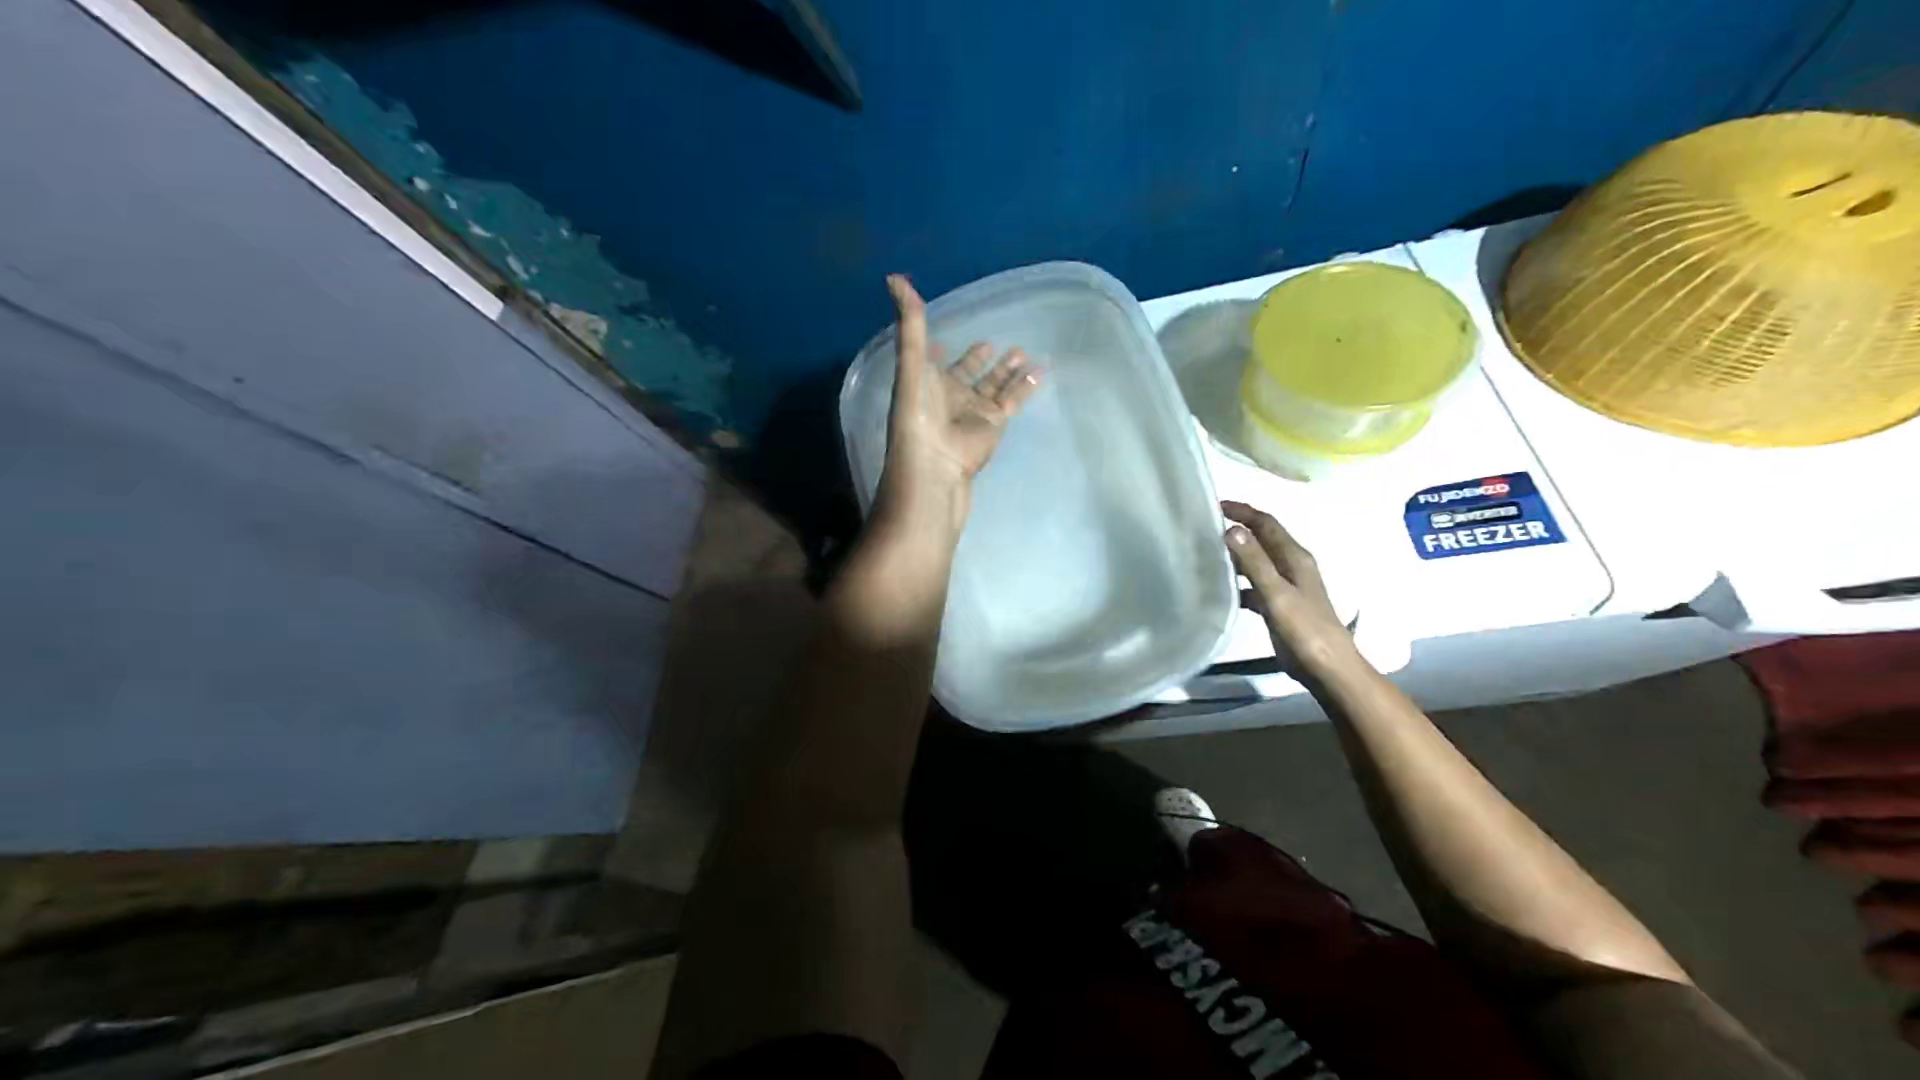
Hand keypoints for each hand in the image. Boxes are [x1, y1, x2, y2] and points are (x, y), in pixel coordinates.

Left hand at [877, 274, 1040, 531]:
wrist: (934, 469)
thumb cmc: (917, 415)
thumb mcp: (911, 365)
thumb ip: (911, 324)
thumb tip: (894, 278)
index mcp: (924, 381)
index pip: (930, 359)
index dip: (933, 347)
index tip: (941, 336)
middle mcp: (948, 395)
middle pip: (967, 372)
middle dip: (979, 359)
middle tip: (993, 343)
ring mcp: (973, 412)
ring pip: (994, 385)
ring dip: (1007, 369)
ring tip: (1023, 351)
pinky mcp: (994, 426)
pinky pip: (1013, 401)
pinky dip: (1026, 386)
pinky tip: (1040, 370)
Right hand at [1223, 501, 1364, 677]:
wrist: (1327, 668)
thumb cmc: (1305, 629)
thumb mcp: (1277, 593)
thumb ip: (1254, 562)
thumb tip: (1232, 529)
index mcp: (1294, 558)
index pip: (1266, 524)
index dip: (1243, 512)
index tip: (1215, 506)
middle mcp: (1291, 566)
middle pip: (1261, 539)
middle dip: (1236, 530)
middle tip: (1204, 528)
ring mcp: (1286, 586)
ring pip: (1256, 562)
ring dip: (1235, 556)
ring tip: (1206, 555)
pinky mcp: (1278, 605)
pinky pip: (1253, 585)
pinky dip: (1237, 582)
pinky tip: (1219, 591)